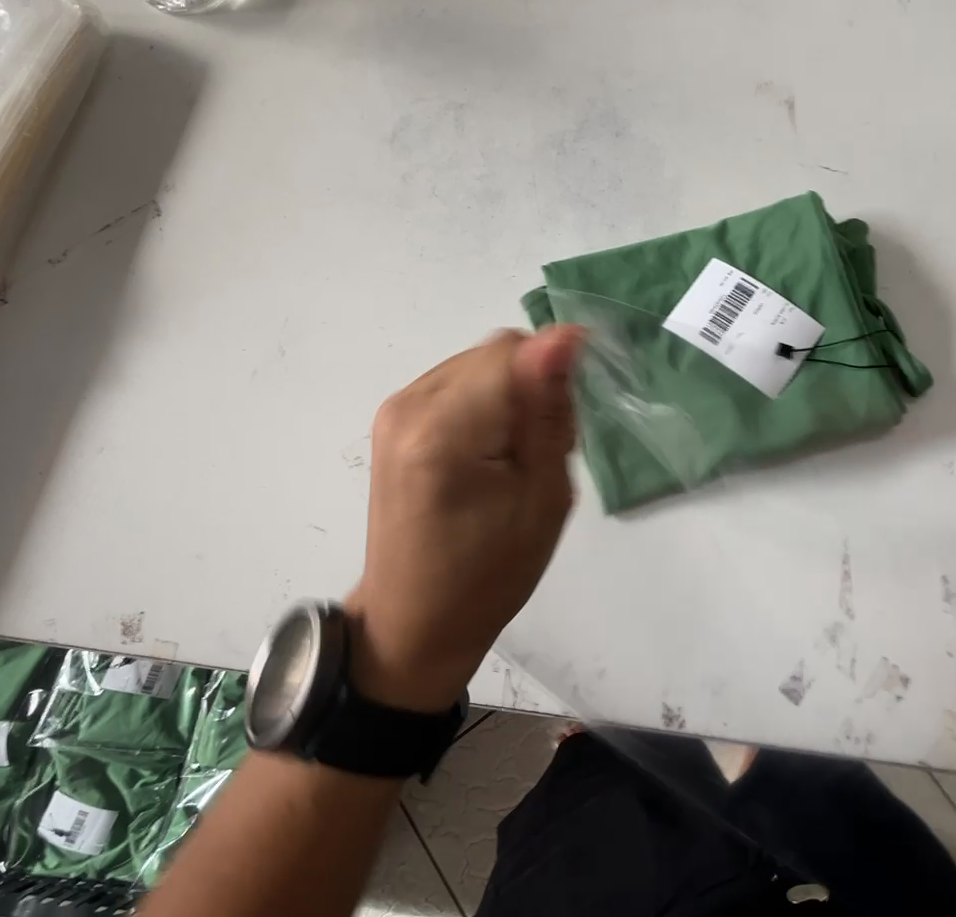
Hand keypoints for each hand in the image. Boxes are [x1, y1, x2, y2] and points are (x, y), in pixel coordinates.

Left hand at [345, 326, 583, 711]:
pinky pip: (457, 382)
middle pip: (495, 354)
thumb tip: (563, 334)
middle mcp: (409, 405)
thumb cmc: (490, 575)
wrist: (415, 621)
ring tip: (512, 461)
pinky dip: (484, 405)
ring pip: (479, 364)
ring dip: (509, 397)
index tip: (562, 432)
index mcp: (444, 430)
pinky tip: (485, 457)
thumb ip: (548, 410)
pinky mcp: (392, 419)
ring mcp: (394, 409)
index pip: (515, 353)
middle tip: (539, 454)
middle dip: (531, 389)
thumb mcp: (542, 498)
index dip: (552, 381)